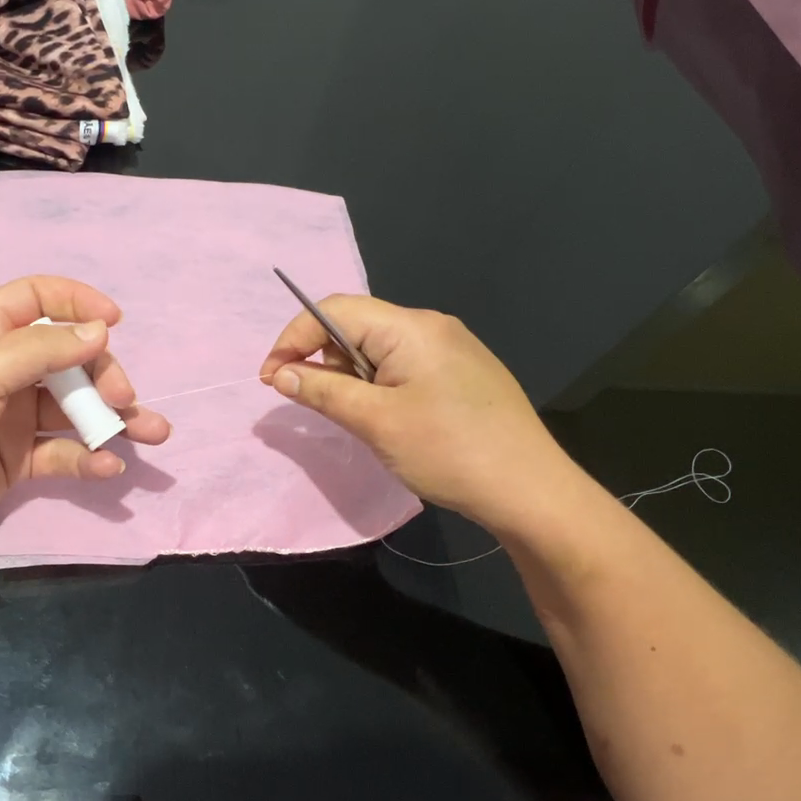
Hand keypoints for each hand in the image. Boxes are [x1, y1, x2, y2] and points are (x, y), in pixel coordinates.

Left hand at [0, 276, 170, 562]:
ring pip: (73, 409)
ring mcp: (10, 418)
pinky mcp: (17, 460)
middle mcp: (0, 371)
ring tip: (152, 432)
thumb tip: (100, 330)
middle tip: (122, 398)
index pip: (37, 300)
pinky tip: (109, 467)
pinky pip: (63, 453)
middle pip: (66, 358)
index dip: (77, 304)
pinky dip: (88, 458)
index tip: (114, 323)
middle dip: (101, 374)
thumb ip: (42, 350)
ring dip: (112, 419)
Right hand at [259, 296, 573, 530]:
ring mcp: (452, 349)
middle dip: (321, 358)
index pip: (335, 310)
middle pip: (357, 325)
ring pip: (379, 348)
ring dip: (350, 375)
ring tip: (352, 417)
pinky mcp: (462, 374)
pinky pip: (403, 366)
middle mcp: (432, 327)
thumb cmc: (448, 451)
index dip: (294, 338)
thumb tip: (281, 374)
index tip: (271, 380)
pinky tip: (385, 418)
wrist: (529, 489)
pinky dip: (377, 384)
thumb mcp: (375, 422)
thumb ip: (323, 391)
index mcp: (410, 327)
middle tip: (309, 401)